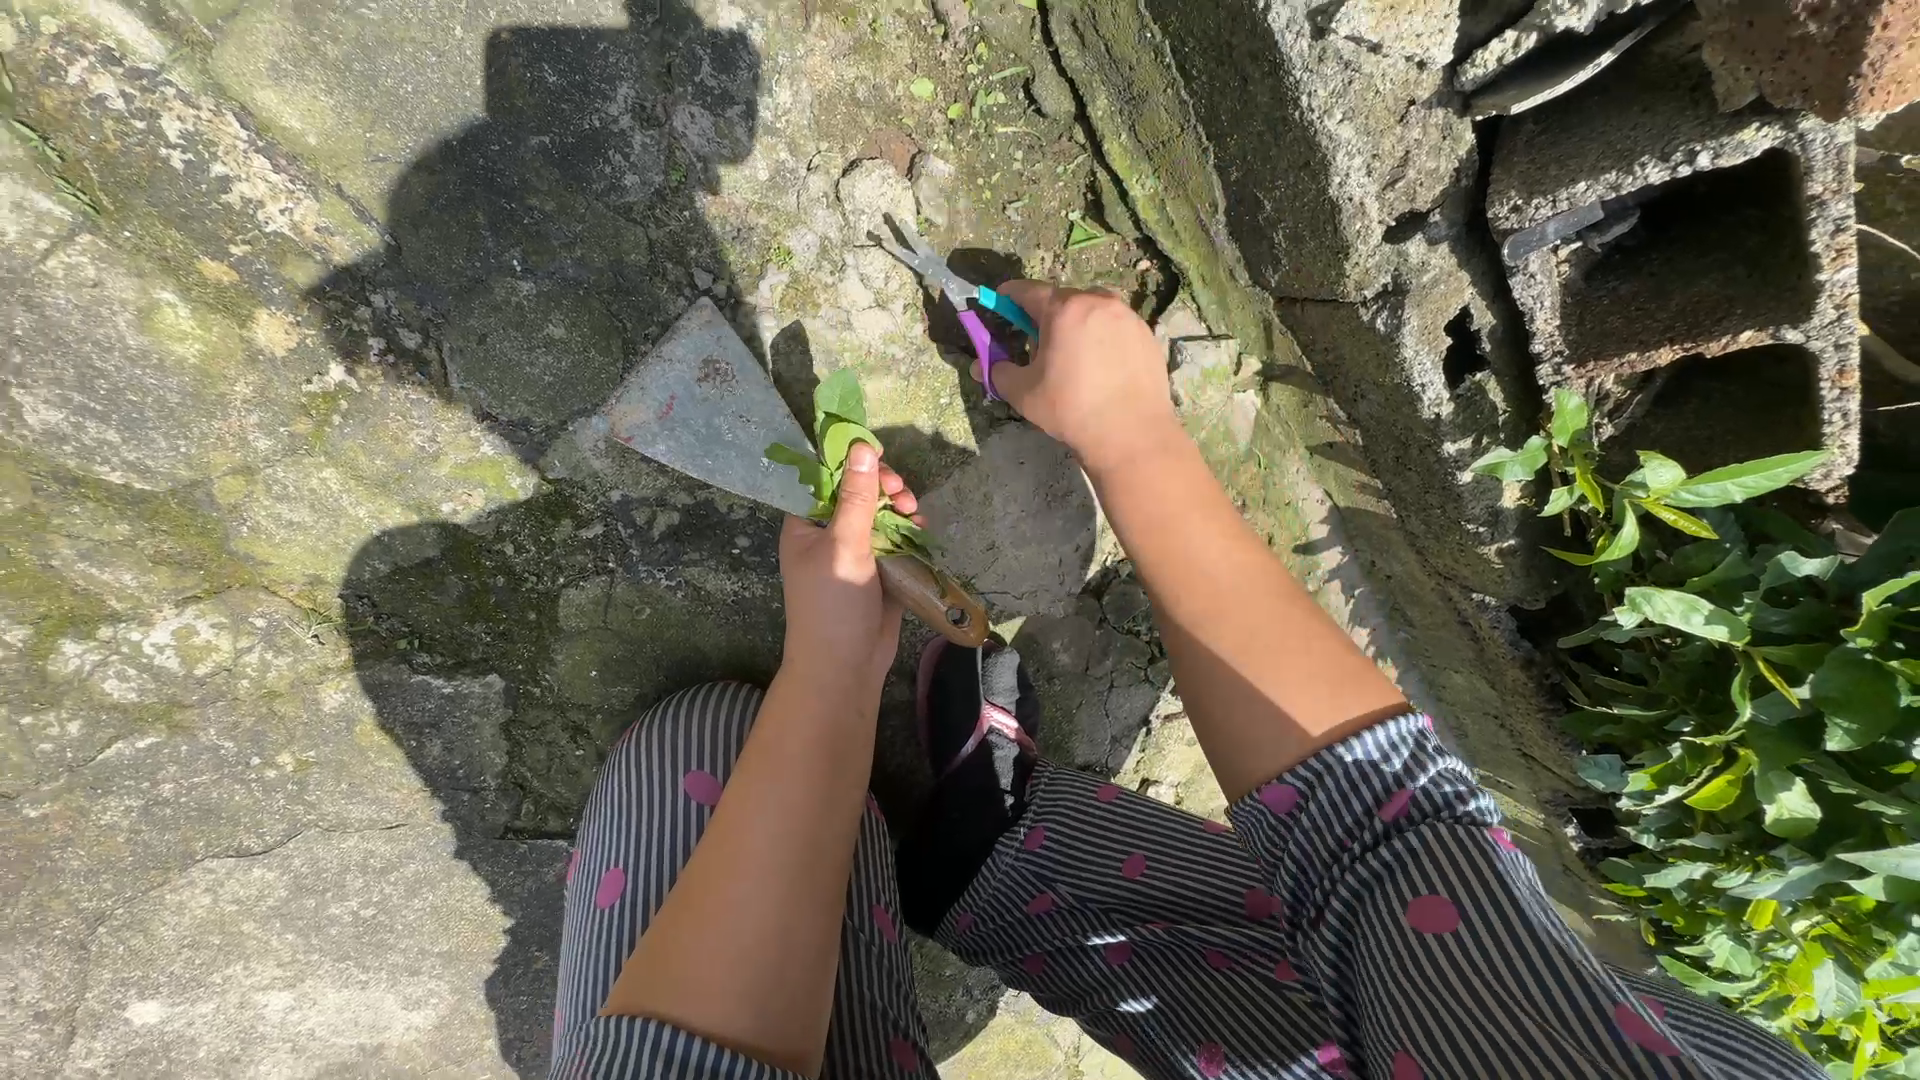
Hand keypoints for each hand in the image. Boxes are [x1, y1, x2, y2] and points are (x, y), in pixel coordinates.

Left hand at [777, 441, 909, 698]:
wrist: (845, 665)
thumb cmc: (832, 603)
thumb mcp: (843, 545)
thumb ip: (856, 496)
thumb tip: (862, 446)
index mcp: (806, 524)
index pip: (826, 478)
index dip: (851, 462)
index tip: (879, 454)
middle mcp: (829, 534)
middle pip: (858, 493)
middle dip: (882, 487)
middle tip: (901, 492)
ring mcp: (855, 552)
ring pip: (880, 514)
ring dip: (898, 507)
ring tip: (913, 512)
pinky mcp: (879, 569)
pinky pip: (894, 539)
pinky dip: (908, 530)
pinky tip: (920, 528)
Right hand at [982, 281, 1181, 472]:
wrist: (1131, 433)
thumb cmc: (1071, 409)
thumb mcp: (1024, 393)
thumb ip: (999, 373)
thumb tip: (984, 367)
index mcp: (1064, 310)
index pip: (1028, 291)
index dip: (1010, 295)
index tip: (1000, 299)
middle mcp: (1098, 302)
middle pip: (1064, 299)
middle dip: (1047, 315)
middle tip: (1039, 342)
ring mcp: (1127, 316)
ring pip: (1094, 310)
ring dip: (1078, 323)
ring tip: (1074, 353)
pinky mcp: (1147, 334)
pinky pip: (1116, 327)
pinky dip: (1103, 337)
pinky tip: (1101, 366)